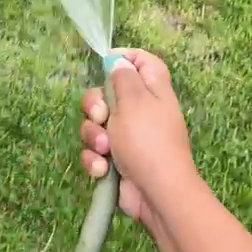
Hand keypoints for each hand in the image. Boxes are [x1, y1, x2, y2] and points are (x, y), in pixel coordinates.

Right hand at [79, 48, 195, 225]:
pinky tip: (102, 169)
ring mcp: (128, 137)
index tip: (104, 62)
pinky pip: (94, 151)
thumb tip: (120, 62)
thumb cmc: (148, 141)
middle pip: (108, 93)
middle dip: (95, 105)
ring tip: (104, 150)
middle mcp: (141, 111)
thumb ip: (123, 77)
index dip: (124, 57)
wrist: (157, 194)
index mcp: (153, 91)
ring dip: (93, 136)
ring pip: (95, 124)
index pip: (143, 62)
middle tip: (100, 115)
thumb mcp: (134, 101)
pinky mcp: (117, 160)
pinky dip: (95, 159)